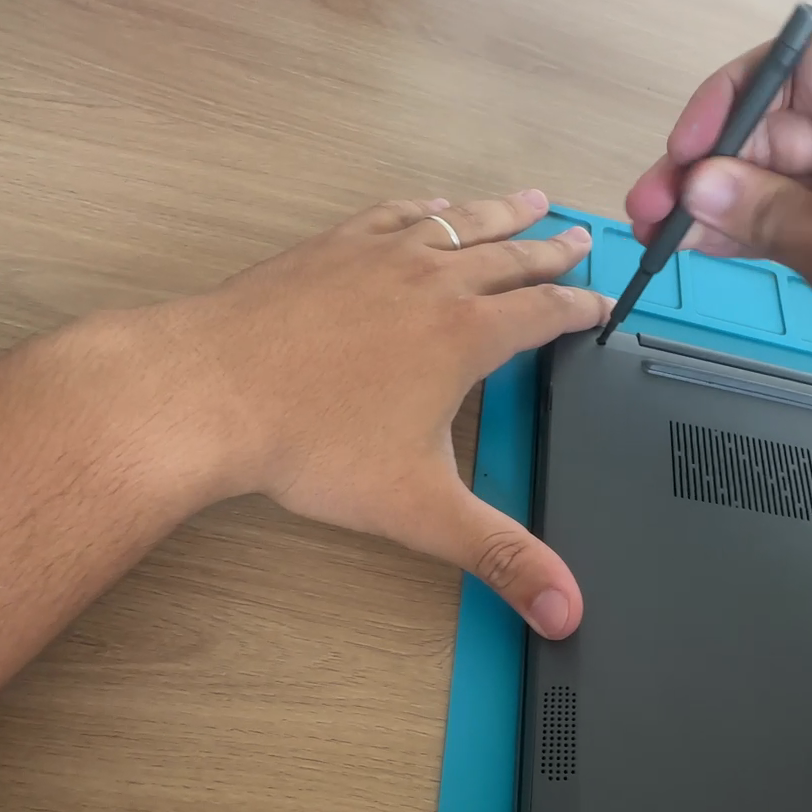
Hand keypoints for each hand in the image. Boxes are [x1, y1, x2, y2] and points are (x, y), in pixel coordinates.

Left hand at [109, 190, 607, 638]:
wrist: (208, 394)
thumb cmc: (315, 448)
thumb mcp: (423, 511)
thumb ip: (500, 557)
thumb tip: (567, 610)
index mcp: (465, 335)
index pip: (545, 313)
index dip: (581, 310)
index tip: (603, 305)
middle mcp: (433, 282)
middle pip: (511, 257)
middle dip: (553, 251)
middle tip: (581, 238)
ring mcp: (379, 257)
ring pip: (460, 223)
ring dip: (501, 213)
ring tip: (532, 201)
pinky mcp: (332, 248)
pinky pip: (394, 215)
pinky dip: (425, 208)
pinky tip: (432, 205)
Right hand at [626, 34, 811, 401]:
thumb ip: (770, 216)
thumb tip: (696, 184)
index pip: (795, 67)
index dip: (726, 107)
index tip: (679, 159)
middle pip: (782, 125)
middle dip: (713, 169)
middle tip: (649, 216)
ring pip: (789, 173)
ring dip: (729, 205)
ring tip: (664, 237)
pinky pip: (811, 209)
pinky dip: (765, 228)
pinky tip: (713, 245)